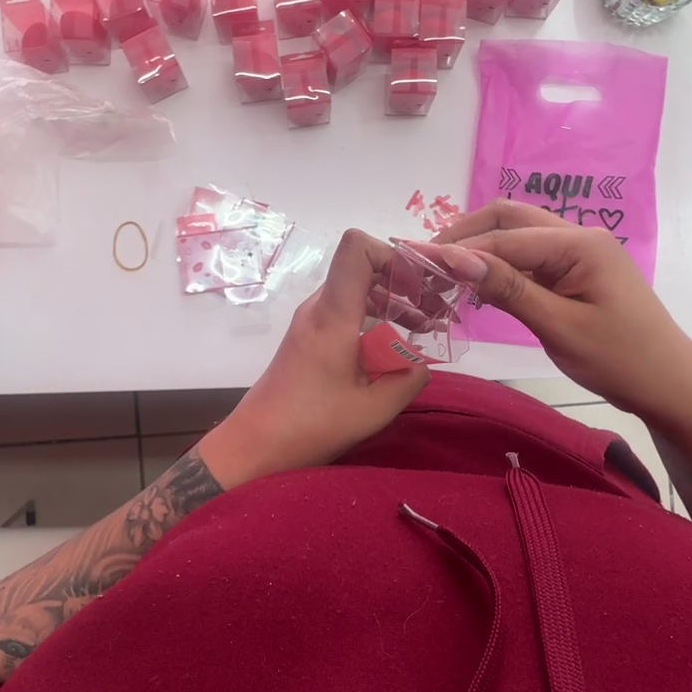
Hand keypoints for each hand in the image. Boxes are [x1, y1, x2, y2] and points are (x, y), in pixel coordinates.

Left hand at [198, 229, 429, 486]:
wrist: (257, 444)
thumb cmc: (312, 425)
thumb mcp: (374, 409)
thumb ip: (409, 379)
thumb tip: (422, 364)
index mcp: (333, 314)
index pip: (356, 248)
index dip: (394, 255)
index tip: (420, 288)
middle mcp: (319, 308)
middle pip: (363, 268)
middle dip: (404, 283)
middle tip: (435, 312)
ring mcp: (311, 321)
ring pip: (357, 291)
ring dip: (392, 304)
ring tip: (423, 331)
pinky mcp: (308, 338)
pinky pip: (346, 312)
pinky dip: (374, 320)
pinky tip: (394, 349)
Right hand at [429, 201, 691, 424]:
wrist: (670, 386)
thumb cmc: (619, 359)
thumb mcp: (558, 326)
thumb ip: (508, 288)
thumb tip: (456, 259)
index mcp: (579, 244)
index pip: (504, 238)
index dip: (457, 249)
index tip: (413, 259)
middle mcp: (579, 236)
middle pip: (510, 219)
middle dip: (466, 233)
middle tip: (426, 258)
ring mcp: (581, 253)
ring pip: (520, 235)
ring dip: (482, 246)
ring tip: (444, 269)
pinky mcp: (579, 273)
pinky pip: (531, 257)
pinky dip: (501, 264)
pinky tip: (480, 284)